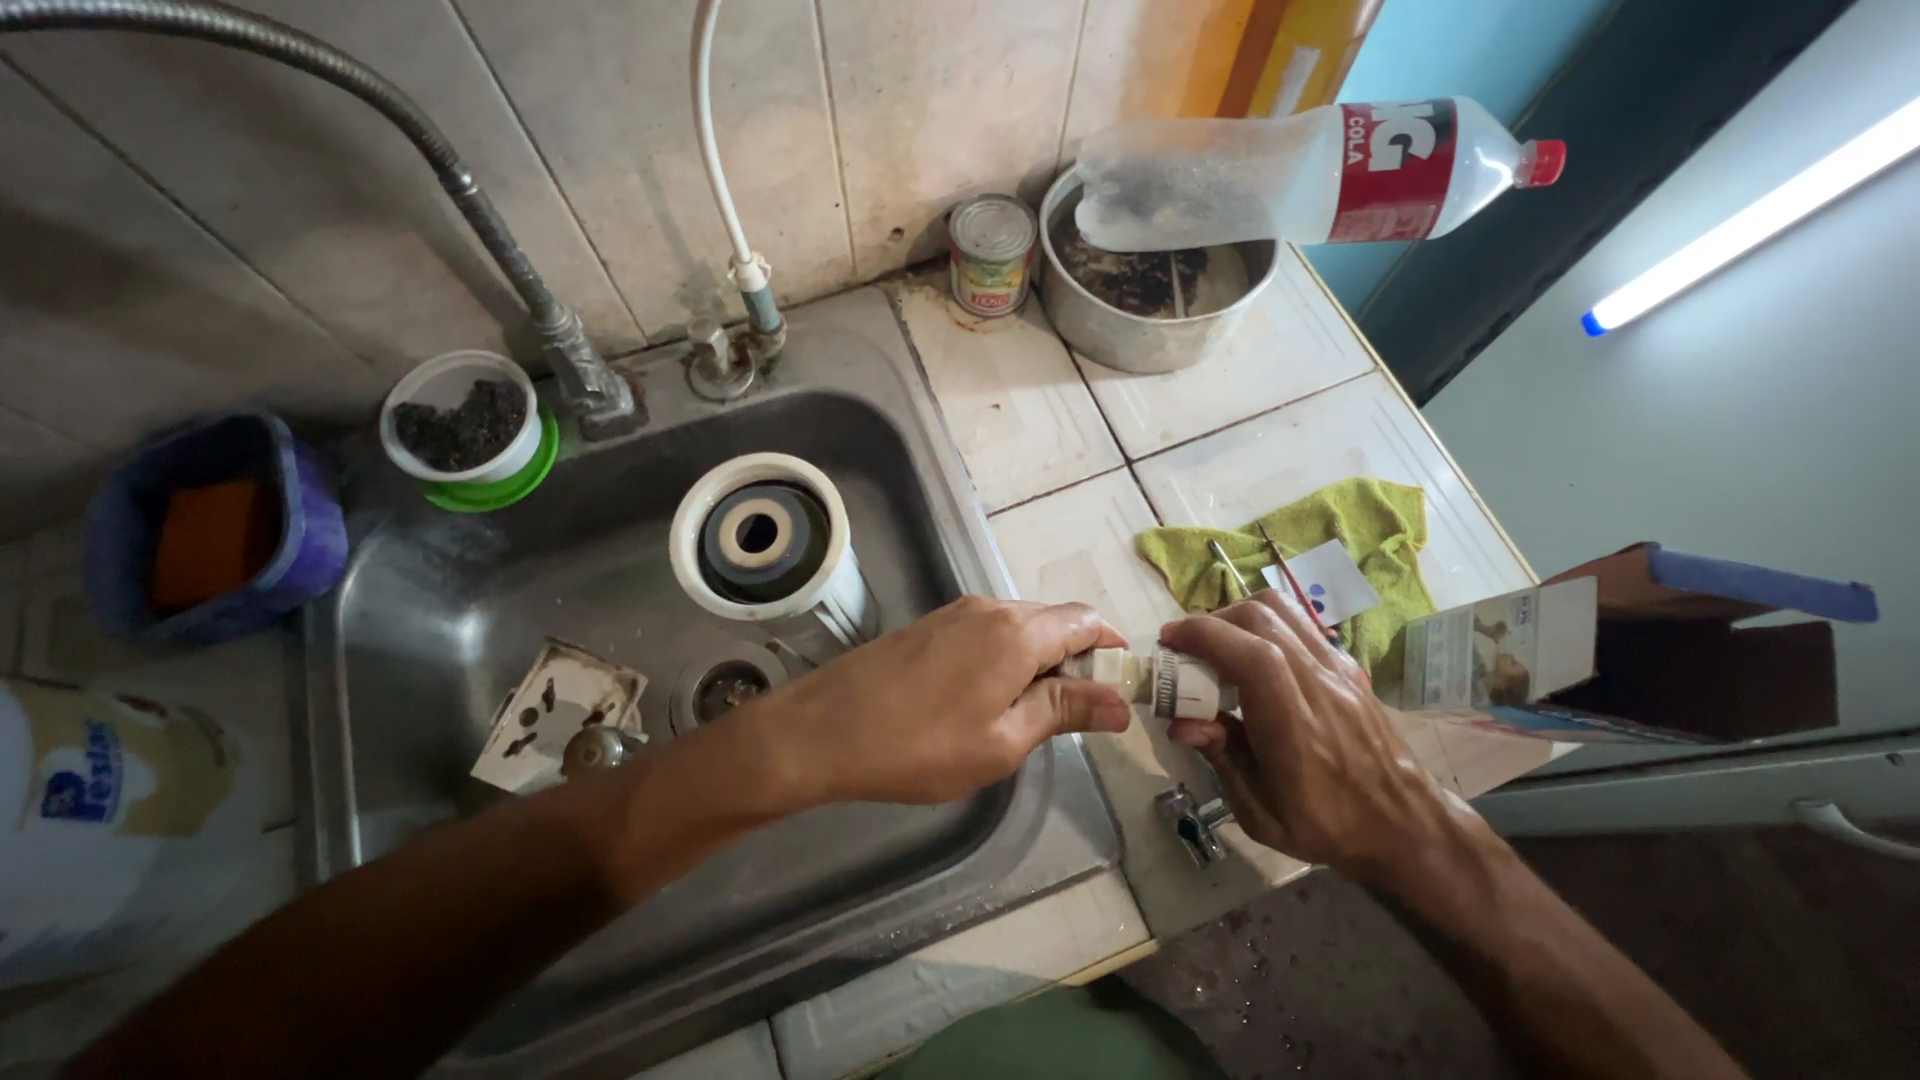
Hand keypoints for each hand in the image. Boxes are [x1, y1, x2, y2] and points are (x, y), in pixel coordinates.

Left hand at [744, 596, 1132, 806]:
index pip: (1087, 621)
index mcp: (1017, 632)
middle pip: (1055, 621)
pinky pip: (986, 633)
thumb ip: (1061, 711)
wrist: (820, 731)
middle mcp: (990, 608)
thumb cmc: (919, 746)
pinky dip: (1005, 659)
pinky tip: (989, 700)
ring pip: (1019, 628)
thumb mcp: (1002, 741)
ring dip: (1039, 662)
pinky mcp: (928, 626)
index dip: (1112, 650)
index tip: (1120, 690)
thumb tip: (1118, 701)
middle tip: (1078, 715)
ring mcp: (954, 613)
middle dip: (1077, 660)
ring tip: (1032, 715)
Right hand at [1160, 589, 1472, 881]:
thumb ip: (1222, 759)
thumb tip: (1180, 723)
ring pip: (1282, 609)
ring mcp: (1339, 670)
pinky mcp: (1347, 665)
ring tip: (1216, 647)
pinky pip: (1299, 623)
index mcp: (1296, 729)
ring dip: (1237, 616)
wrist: (1405, 824)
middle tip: (1185, 648)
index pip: (1252, 657)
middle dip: (1211, 621)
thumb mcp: (1262, 813)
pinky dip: (1264, 625)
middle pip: (1262, 617)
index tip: (1169, 641)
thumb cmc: (1327, 826)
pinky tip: (1251, 656)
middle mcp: (1321, 686)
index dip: (1204, 636)